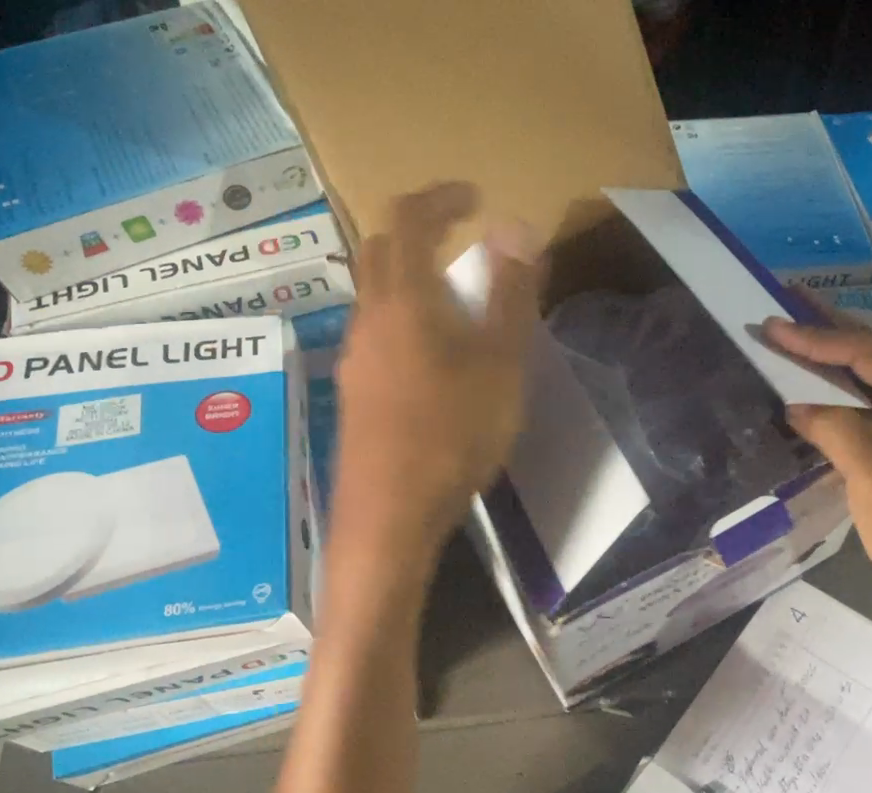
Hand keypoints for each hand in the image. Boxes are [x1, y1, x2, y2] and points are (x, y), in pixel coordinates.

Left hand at [334, 182, 542, 556]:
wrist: (390, 516)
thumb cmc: (452, 435)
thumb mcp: (500, 365)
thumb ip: (510, 294)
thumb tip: (516, 226)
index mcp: (404, 299)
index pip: (409, 218)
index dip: (442, 196)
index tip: (476, 198)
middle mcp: (368, 318)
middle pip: (381, 251)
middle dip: (420, 233)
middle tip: (462, 243)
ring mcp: (356, 358)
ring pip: (377, 298)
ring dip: (412, 282)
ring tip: (457, 308)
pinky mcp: (355, 395)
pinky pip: (378, 337)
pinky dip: (405, 323)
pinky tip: (434, 364)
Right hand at [764, 317, 871, 613]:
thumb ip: (838, 432)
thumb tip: (797, 402)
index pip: (868, 355)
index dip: (818, 339)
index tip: (773, 327)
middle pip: (871, 349)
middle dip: (826, 325)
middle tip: (784, 299)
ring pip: (867, 367)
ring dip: (829, 346)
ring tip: (792, 322)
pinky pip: (864, 392)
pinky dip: (834, 377)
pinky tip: (809, 369)